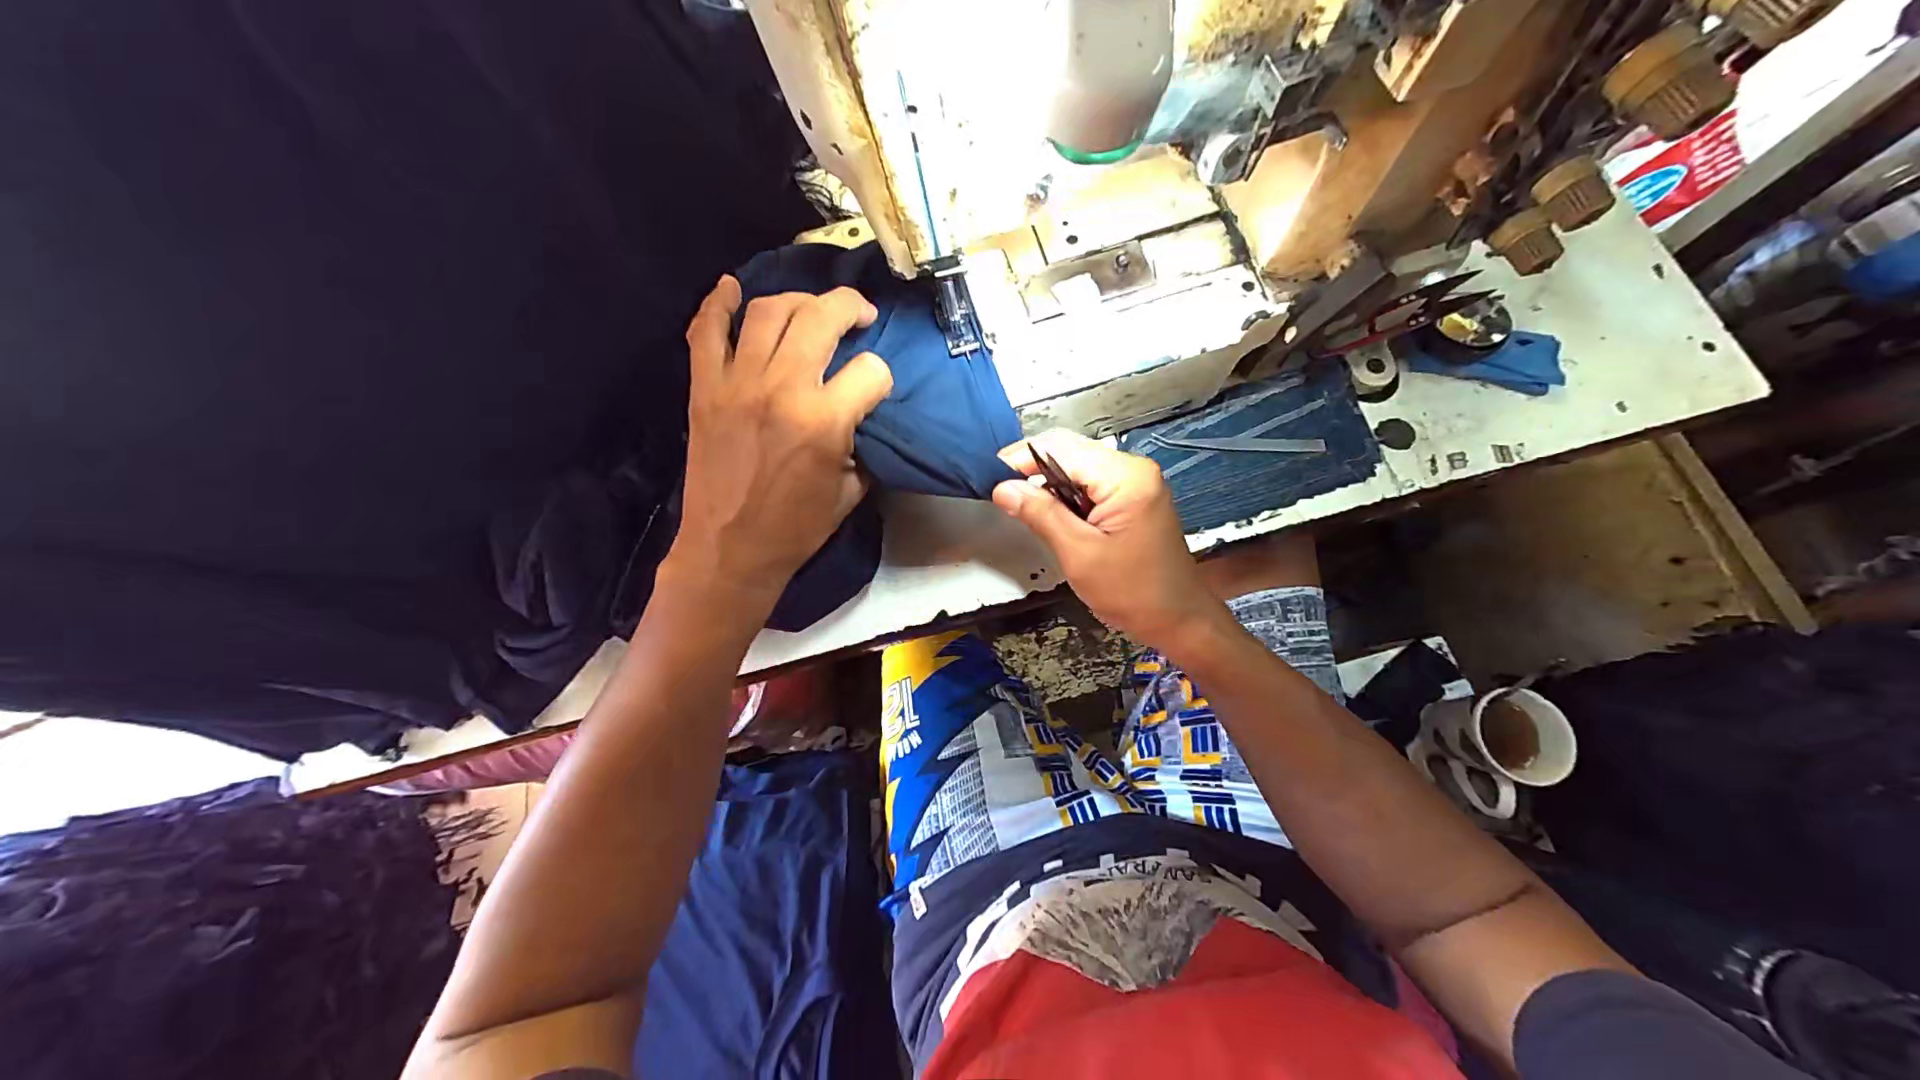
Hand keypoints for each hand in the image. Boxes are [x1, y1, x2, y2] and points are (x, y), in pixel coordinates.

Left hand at [668, 275, 893, 603]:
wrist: (729, 550)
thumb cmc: (795, 529)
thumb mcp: (850, 492)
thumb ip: (862, 443)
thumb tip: (863, 413)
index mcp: (823, 421)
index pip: (871, 371)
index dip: (882, 377)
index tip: (876, 389)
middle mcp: (781, 388)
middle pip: (821, 317)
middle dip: (849, 307)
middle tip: (858, 315)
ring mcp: (737, 383)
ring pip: (768, 311)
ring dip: (797, 300)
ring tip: (809, 310)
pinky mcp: (704, 388)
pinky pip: (706, 331)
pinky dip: (717, 304)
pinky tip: (730, 289)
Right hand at [992, 430, 1228, 649]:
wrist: (1178, 619)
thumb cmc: (1133, 592)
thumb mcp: (1079, 554)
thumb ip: (1041, 514)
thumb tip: (1003, 488)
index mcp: (1125, 477)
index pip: (1061, 447)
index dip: (1022, 458)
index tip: (991, 475)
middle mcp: (1133, 469)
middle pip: (1070, 450)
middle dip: (1033, 469)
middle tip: (1003, 493)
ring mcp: (1135, 482)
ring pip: (1078, 466)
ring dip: (1049, 483)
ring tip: (1022, 506)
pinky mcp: (1133, 497)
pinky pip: (1091, 483)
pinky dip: (1067, 494)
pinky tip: (1052, 514)